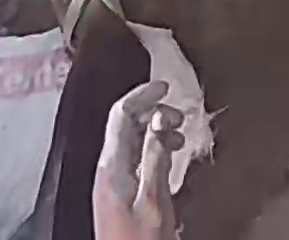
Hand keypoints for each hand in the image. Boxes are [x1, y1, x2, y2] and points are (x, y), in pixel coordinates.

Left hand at [93, 80, 184, 239]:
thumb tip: (160, 117)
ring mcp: (114, 181)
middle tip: (180, 117)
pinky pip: (137, 156)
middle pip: (127, 123)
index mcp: (111, 165)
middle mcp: (109, 167)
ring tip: (179, 136)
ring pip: (133, 139)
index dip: (142, 94)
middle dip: (153, 111)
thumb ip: (155, 156)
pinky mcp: (122, 193)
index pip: (121, 113)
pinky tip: (171, 154)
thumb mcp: (153, 201)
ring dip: (156, 129)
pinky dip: (155, 148)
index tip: (165, 87)